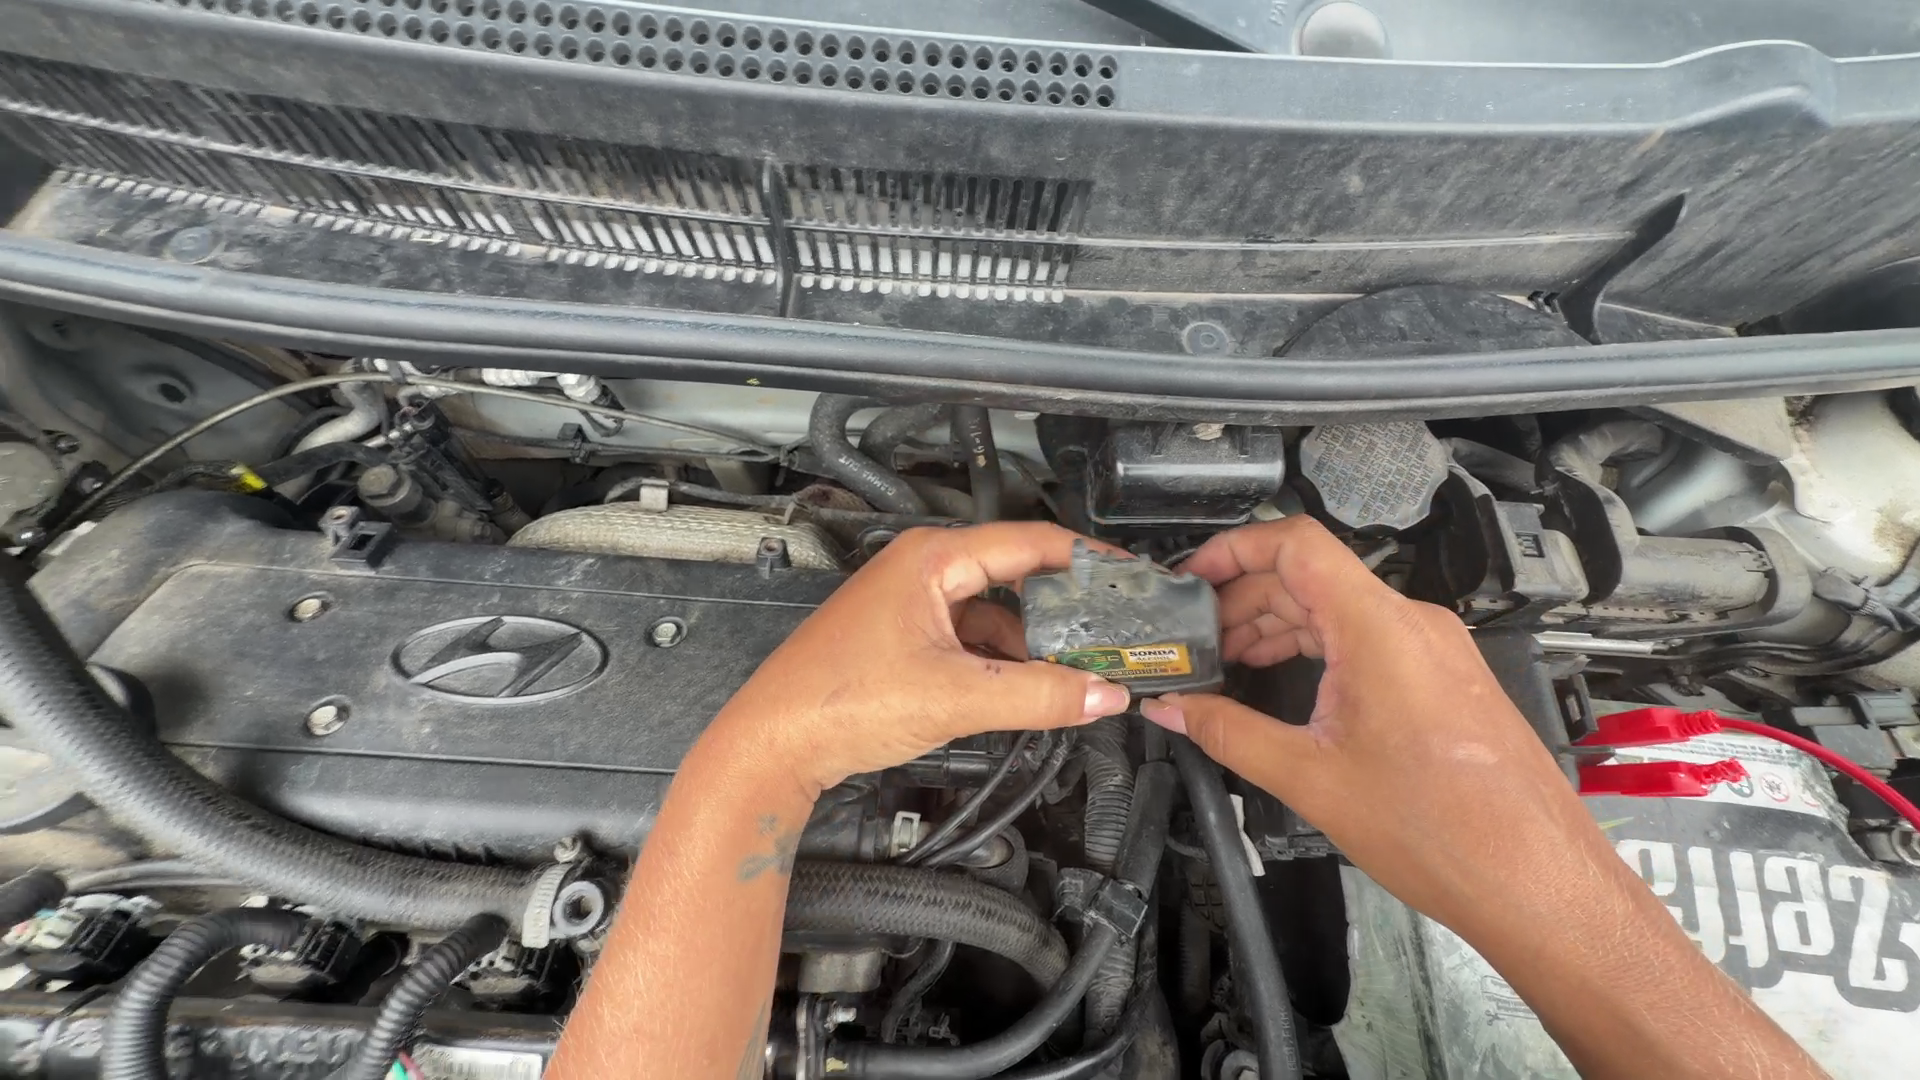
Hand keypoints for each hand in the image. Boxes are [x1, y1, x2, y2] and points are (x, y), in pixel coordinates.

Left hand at [707, 523, 1132, 797]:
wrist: (772, 745)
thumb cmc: (840, 702)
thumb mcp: (955, 697)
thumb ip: (1038, 694)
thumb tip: (1103, 695)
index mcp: (932, 558)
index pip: (1029, 542)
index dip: (1086, 559)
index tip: (1129, 577)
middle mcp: (923, 569)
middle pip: (1014, 574)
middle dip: (1064, 605)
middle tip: (1112, 628)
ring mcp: (913, 603)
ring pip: (993, 611)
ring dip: (1032, 640)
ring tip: (1079, 668)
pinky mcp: (906, 636)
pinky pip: (970, 636)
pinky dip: (1001, 658)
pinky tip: (1028, 685)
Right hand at [1138, 517, 1615, 937]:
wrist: (1541, 887)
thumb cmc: (1441, 830)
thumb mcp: (1309, 777)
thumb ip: (1225, 731)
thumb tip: (1169, 709)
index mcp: (1379, 629)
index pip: (1295, 543)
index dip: (1232, 548)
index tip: (1191, 575)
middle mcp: (1411, 623)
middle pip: (1307, 576)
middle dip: (1242, 599)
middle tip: (1198, 638)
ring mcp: (1431, 647)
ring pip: (1333, 607)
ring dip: (1273, 625)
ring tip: (1228, 662)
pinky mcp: (1440, 674)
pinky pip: (1362, 636)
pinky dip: (1311, 646)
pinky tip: (1278, 678)